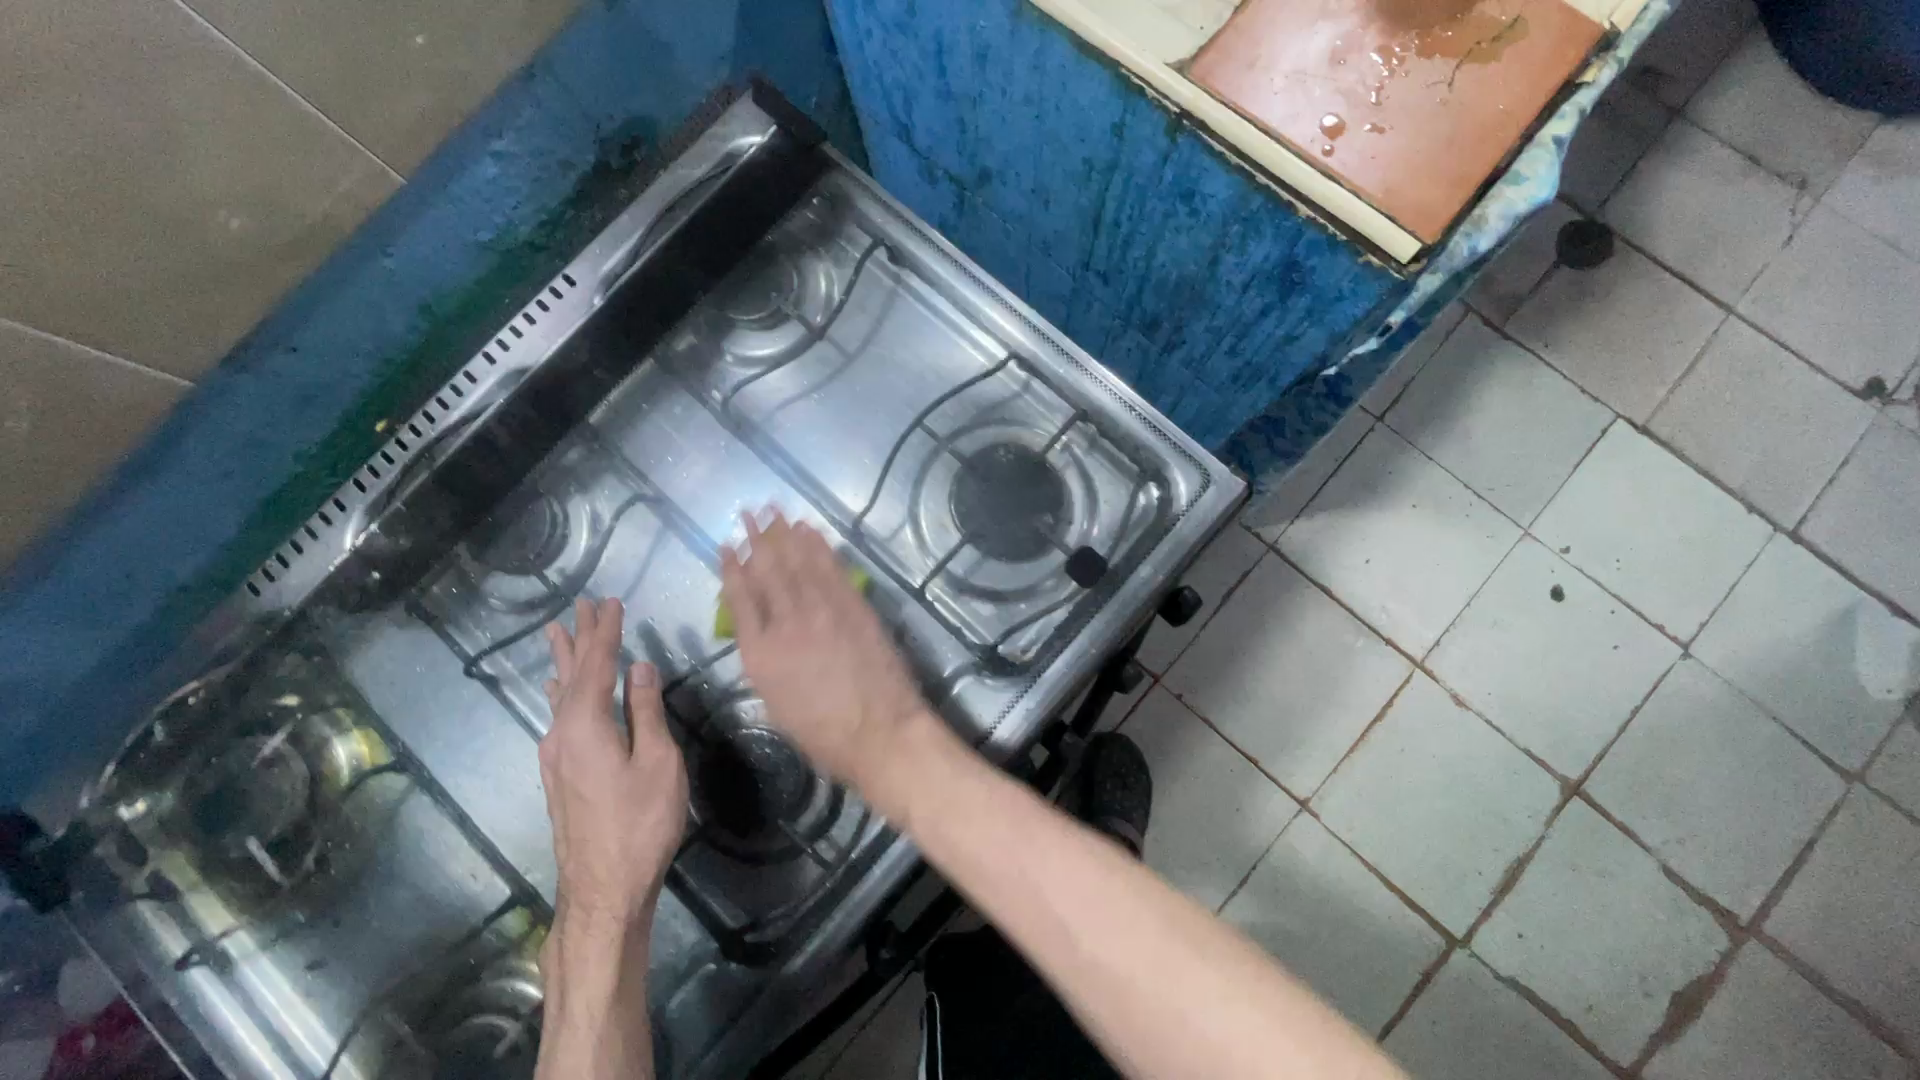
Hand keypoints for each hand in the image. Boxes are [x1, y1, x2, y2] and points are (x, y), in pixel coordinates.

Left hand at [539, 597, 687, 929]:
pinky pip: (559, 716)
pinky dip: (564, 692)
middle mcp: (561, 735)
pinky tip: (560, 692)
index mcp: (585, 726)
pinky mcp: (560, 776)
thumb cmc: (640, 823)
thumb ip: (646, 712)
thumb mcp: (657, 763)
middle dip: (578, 640)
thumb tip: (641, 668)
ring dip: (565, 663)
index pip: (597, 666)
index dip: (605, 633)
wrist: (603, 888)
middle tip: (579, 607)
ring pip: (560, 697)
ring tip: (558, 635)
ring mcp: (555, 757)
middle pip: (571, 676)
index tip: (610, 602)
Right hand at [719, 510, 934, 789]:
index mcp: (759, 654)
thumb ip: (766, 666)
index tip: (725, 546)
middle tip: (748, 512)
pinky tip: (809, 532)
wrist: (879, 731)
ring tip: (773, 511)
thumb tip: (764, 639)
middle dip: (756, 538)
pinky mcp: (853, 606)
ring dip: (785, 534)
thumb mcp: (776, 707)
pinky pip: (831, 569)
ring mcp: (822, 610)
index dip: (731, 569)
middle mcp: (786, 624)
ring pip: (798, 563)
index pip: (739, 599)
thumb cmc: (824, 735)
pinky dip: (819, 547)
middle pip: (767, 571)